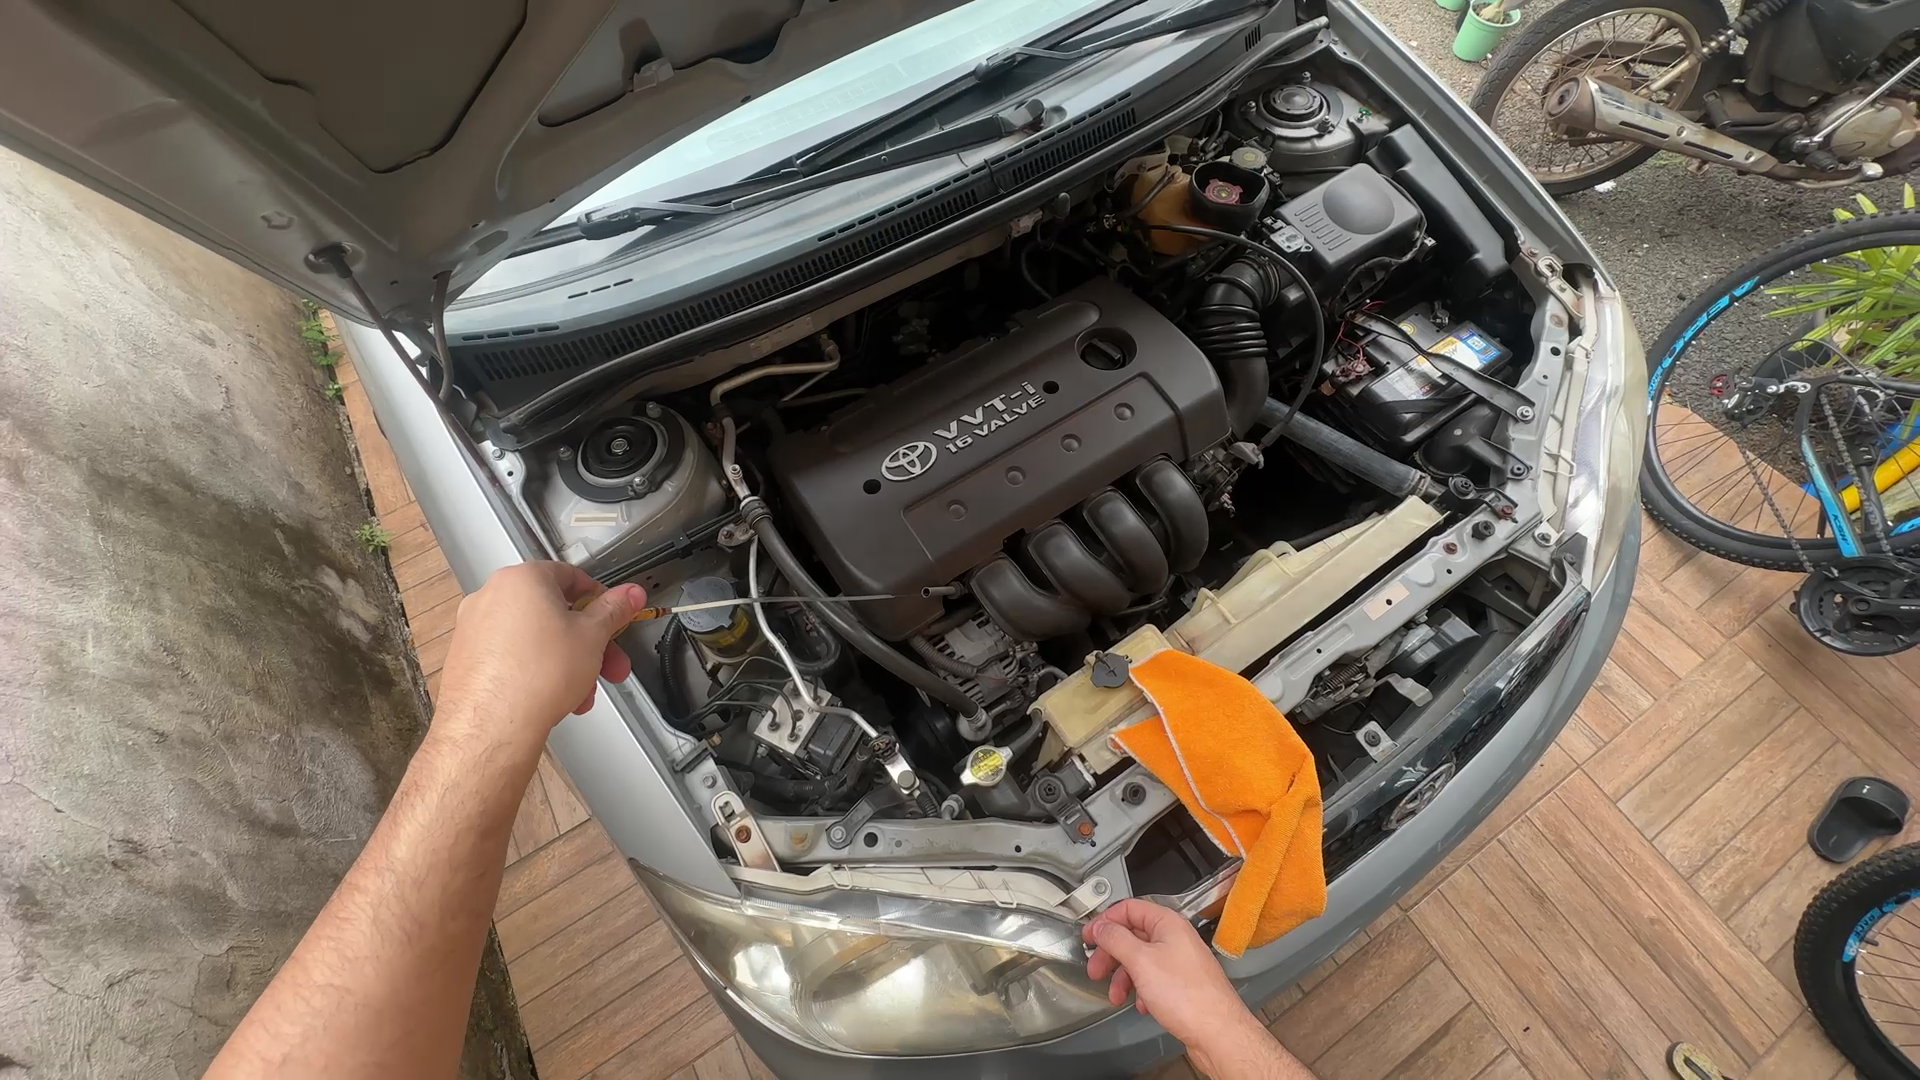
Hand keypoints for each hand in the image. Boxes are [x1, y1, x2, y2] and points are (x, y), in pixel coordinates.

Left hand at [433, 562, 643, 750]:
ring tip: (586, 686)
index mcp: (522, 580)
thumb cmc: (534, 676)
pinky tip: (561, 694)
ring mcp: (476, 628)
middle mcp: (492, 597)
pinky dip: (541, 669)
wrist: (491, 726)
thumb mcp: (594, 635)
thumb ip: (615, 609)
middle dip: (590, 639)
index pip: (573, 576)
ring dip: (570, 658)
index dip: (601, 598)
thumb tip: (628, 594)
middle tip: (609, 658)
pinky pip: (517, 656)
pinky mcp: (469, 658)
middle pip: (556, 611)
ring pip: (538, 637)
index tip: (616, 613)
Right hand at [1085, 900, 1305, 1078]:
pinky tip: (1140, 1004)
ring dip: (1124, 977)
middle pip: (1132, 936)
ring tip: (1115, 995)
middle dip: (1111, 954)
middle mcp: (1175, 938)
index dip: (1105, 921)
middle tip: (1096, 969)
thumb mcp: (1140, 960)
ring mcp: (1180, 961)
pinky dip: (1141, 989)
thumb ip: (1116, 939)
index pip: (1128, 909)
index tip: (1089, 937)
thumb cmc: (1187, 996)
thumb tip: (1101, 926)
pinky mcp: (1183, 984)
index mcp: (1167, 923)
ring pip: (1141, 960)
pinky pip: (1153, 979)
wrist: (1219, 1035)